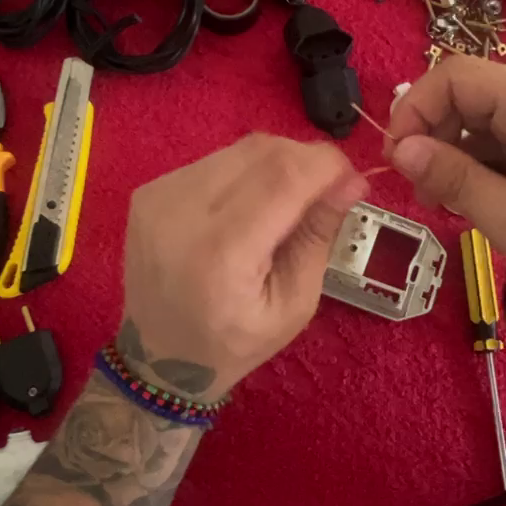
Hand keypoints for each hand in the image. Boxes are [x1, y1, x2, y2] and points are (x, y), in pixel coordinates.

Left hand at [118, 133, 367, 402]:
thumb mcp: (294, 305)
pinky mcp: (151, 188)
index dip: (328, 166)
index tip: (354, 181)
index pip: (284, 176)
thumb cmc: (233, 342)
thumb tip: (352, 181)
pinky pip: (216, 159)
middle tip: (328, 191)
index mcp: (221, 254)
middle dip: (308, 161)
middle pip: (263, 151)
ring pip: (241, 149)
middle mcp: (183, 212)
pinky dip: (247, 172)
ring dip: (278, 164)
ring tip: (290, 201)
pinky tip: (250, 206)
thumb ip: (318, 236)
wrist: (157, 356)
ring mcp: (160, 195)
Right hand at [385, 55, 505, 326]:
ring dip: (455, 160)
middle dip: (433, 139)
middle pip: (468, 98)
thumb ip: (452, 178)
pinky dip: (483, 171)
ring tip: (448, 209)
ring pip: (484, 125)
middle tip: (422, 194)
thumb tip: (400, 149)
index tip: (396, 160)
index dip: (415, 110)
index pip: (455, 76)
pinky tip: (478, 207)